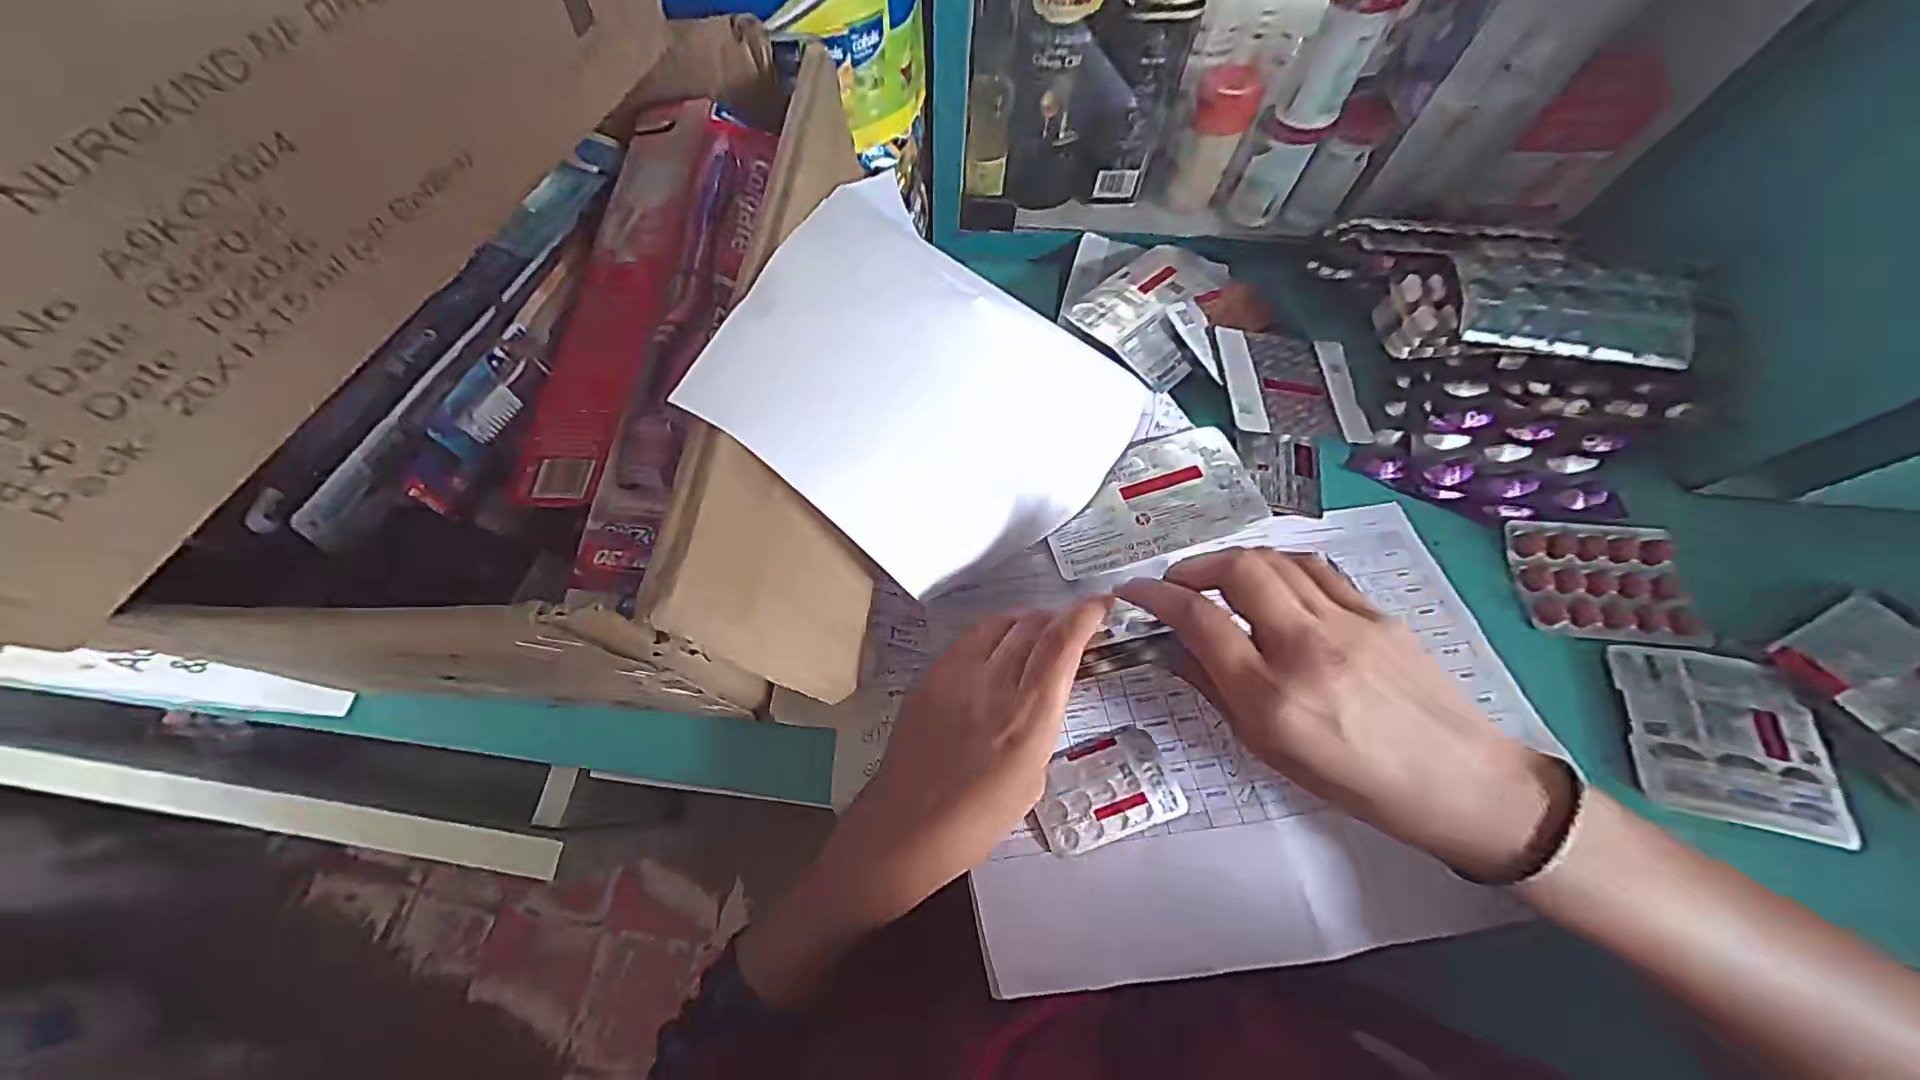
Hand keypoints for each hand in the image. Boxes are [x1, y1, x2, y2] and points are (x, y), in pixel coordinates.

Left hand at [824, 597, 1110, 920]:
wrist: (908, 824)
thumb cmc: (977, 818)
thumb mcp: (1032, 778)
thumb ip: (1042, 726)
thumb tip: (1042, 698)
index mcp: (1029, 716)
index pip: (1062, 643)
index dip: (1085, 615)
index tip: (1099, 605)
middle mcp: (995, 684)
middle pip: (1032, 625)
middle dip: (1056, 619)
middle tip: (1066, 629)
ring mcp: (957, 675)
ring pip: (1000, 624)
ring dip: (1024, 623)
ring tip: (1032, 635)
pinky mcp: (931, 675)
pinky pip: (969, 638)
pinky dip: (992, 635)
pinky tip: (994, 651)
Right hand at [1117, 549, 1567, 881]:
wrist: (1462, 784)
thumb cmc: (1355, 781)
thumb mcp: (1268, 749)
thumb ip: (1215, 690)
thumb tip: (1172, 650)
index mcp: (1272, 696)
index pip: (1199, 621)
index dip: (1155, 597)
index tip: (1134, 591)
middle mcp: (1307, 649)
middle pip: (1238, 571)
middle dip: (1194, 566)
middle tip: (1178, 583)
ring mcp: (1348, 624)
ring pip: (1276, 559)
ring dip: (1234, 560)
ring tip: (1220, 579)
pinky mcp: (1377, 613)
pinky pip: (1316, 569)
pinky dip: (1279, 565)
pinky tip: (1272, 582)